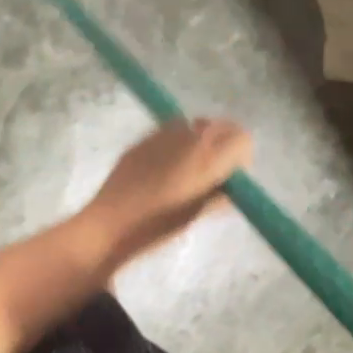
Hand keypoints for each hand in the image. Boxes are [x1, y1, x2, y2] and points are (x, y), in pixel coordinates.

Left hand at [81, 118, 251, 257]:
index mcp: (208, 158)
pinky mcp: (143, 139)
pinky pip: (171, 130)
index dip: (242, 157)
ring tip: (187, 167)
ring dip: (200, 141)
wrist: (110, 224)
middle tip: (214, 172)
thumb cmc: (156, 227)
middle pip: (222, 126)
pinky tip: (163, 167)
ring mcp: (164, 134)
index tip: (232, 178)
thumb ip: (219, 195)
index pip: (243, 139)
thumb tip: (230, 186)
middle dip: (224, 145)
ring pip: (196, 125)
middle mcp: (190, 137)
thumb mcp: (196, 215)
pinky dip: (177, 143)